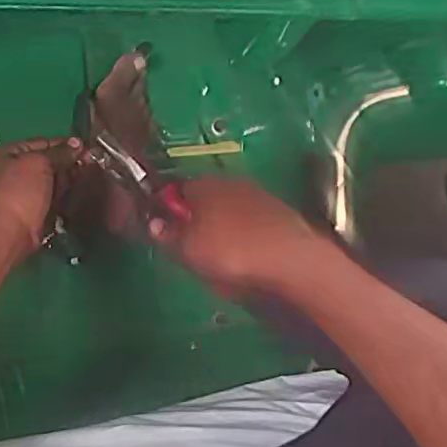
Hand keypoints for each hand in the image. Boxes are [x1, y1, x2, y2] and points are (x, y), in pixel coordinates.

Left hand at [0, 137, 77, 262]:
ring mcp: (29, 191)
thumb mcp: (40, 163)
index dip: (65, 144)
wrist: (13, 231)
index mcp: (12, 153)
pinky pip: (57, 195)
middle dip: (70, 161)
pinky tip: (81, 190)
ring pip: (55, 179)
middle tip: (91, 162)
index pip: (44, 143)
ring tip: (88, 175)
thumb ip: (60, 152)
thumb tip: (78, 144)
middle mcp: (18, 170)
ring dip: (71, 177)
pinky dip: (67, 193)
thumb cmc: (22, 191)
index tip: (85, 148)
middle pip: (50, 161)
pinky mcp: (39, 208)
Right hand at [150, 178, 334, 293]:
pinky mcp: (282, 216)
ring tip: (218, 258)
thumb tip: (153, 223)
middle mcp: (231, 182)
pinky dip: (243, 238)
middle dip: (195, 219)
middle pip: (204, 199)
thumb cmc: (229, 253)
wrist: (292, 263)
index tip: (163, 232)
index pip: (175, 189)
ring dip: (220, 229)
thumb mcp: (187, 250)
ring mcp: (260, 197)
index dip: (166, 210)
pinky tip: (245, 259)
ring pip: (229, 211)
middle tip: (188, 249)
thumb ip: (167, 235)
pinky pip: (250, 225)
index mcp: (203, 185)